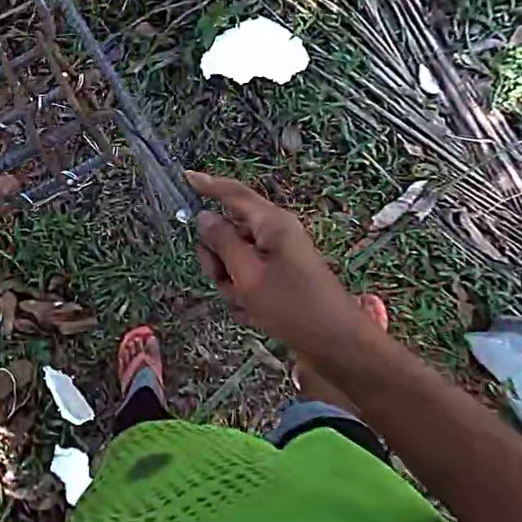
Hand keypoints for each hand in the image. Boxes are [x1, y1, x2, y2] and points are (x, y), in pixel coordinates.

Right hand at [186, 170, 375, 362]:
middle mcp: (275, 234)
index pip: (234, 194)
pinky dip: (244, 296)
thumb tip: (204, 217)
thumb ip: (222, 243)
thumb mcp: (248, 275)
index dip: (208, 185)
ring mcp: (277, 257)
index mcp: (272, 224)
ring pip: (233, 261)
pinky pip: (247, 280)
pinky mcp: (279, 278)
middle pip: (228, 233)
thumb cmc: (293, 306)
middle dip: (218, 259)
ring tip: (247, 303)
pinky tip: (255, 314)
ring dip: (230, 283)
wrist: (335, 344)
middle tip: (225, 280)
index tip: (186, 177)